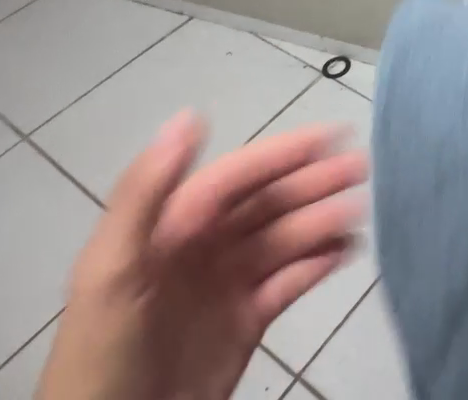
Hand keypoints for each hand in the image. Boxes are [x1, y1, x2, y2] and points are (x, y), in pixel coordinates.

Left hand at [36, 113, 368, 399]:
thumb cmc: (103, 353)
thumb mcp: (110, 270)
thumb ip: (145, 191)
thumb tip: (190, 115)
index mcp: (171, 226)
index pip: (237, 177)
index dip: (282, 153)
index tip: (332, 135)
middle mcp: (203, 247)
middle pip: (268, 204)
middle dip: (314, 182)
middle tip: (363, 167)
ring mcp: (226, 286)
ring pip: (285, 239)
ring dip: (323, 219)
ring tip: (364, 207)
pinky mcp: (245, 324)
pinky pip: (289, 282)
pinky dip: (318, 264)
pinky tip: (347, 251)